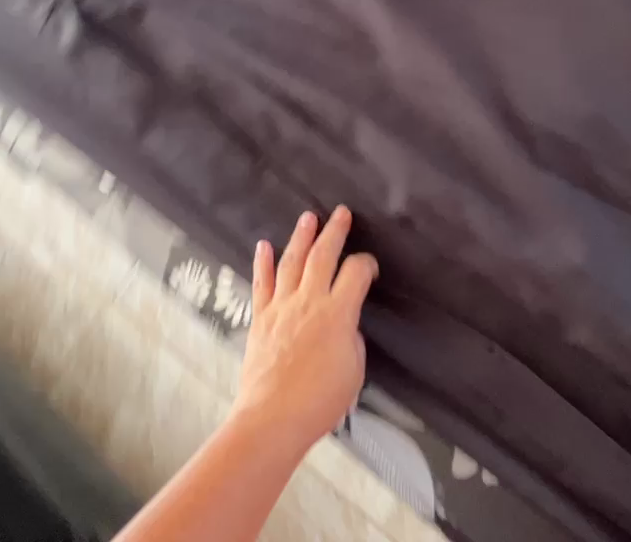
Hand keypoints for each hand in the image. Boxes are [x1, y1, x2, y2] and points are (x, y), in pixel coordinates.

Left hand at [230, 206, 378, 456]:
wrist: (273, 418)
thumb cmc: (319, 401)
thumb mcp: (354, 370)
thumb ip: (351, 339)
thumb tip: (343, 327)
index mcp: (338, 313)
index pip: (356, 272)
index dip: (366, 264)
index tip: (370, 267)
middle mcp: (309, 301)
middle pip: (323, 255)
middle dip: (334, 231)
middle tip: (340, 213)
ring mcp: (282, 307)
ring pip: (292, 261)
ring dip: (301, 237)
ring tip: (307, 217)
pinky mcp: (260, 319)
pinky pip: (261, 284)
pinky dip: (263, 263)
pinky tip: (264, 246)